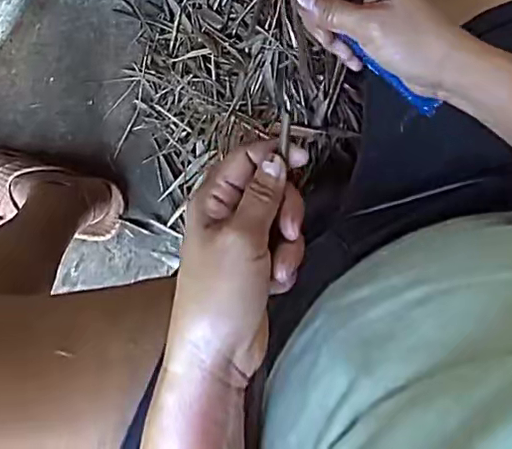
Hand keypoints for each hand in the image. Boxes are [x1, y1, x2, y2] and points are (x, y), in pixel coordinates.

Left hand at [163, 139, 307, 389]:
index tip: (299, 157)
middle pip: (271, 186)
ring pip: (282, 217)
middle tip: (286, 228)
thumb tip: (274, 160)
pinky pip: (284, 246)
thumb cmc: (214, 301)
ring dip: (288, 242)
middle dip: (286, 208)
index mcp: (213, 199)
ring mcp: (242, 239)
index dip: (274, 153)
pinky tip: (273, 281)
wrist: (217, 357)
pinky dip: (285, 263)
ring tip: (274, 264)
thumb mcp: (242, 237)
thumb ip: (262, 195)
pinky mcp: (257, 262)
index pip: (246, 157)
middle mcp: (226, 215)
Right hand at [289, 0, 492, 100]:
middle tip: (326, 40)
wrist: (450, 72)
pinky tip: (356, 60)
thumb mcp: (368, 27)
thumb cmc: (417, 44)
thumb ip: (331, 11)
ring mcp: (374, 7)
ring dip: (332, 36)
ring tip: (347, 54)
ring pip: (333, 14)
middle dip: (319, 18)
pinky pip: (347, 30)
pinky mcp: (376, 27)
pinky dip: (345, 44)